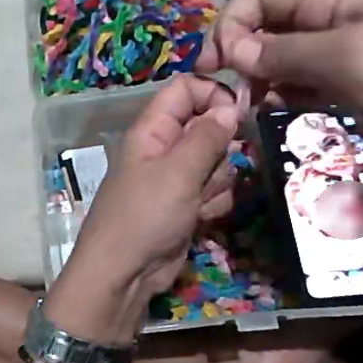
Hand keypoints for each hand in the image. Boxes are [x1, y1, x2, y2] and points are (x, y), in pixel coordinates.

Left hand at [46, 76, 241, 344]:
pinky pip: (214, 191)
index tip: (238, 113)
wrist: (125, 273)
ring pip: (217, 162)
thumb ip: (207, 136)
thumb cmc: (145, 215)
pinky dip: (213, 204)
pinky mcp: (186, 205)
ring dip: (218, 182)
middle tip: (209, 170)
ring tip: (199, 201)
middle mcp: (164, 148)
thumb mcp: (178, 171)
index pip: (185, 89)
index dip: (212, 94)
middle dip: (220, 149)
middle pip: (209, 126)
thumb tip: (230, 106)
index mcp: (152, 130)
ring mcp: (176, 178)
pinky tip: (201, 219)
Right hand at [196, 0, 362, 157]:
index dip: (231, 22)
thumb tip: (230, 50)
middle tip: (231, 98)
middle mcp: (328, 21)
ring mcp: (338, 56)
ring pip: (278, 62)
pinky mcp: (347, 88)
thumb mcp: (346, 57)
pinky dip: (281, 102)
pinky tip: (275, 121)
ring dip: (258, 85)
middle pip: (263, 27)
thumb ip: (283, 52)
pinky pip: (300, 89)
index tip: (217, 66)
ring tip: (251, 115)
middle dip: (239, 58)